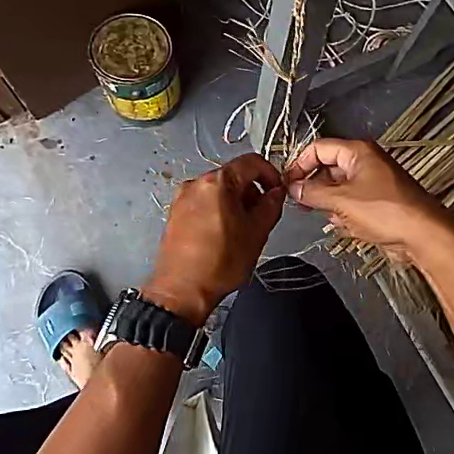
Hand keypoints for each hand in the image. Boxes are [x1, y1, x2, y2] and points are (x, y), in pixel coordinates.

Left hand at [146, 153, 285, 324]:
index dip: (271, 174)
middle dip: (253, 191)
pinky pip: (205, 203)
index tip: (277, 190)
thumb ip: (271, 205)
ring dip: (237, 203)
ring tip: (245, 229)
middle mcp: (196, 185)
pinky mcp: (176, 214)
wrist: (182, 291)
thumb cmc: (218, 263)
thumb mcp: (257, 231)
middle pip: (234, 176)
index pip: (251, 163)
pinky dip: (220, 211)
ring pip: (219, 190)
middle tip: (264, 214)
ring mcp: (182, 199)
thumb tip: (276, 193)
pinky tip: (226, 235)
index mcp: (217, 183)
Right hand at [283, 138, 453, 263]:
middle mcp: (367, 163)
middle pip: (328, 169)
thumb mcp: (341, 201)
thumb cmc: (389, 211)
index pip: (318, 149)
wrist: (422, 234)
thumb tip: (294, 189)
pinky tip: (348, 226)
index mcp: (358, 152)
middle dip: (315, 188)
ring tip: (334, 217)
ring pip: (339, 189)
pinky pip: (352, 204)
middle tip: (303, 203)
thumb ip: (312, 193)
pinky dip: (346, 215)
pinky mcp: (379, 202)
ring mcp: (374, 183)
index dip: (300, 165)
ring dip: (331, 205)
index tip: (289, 183)